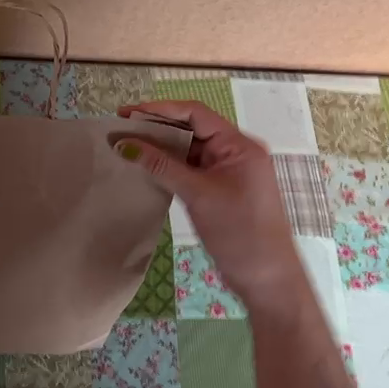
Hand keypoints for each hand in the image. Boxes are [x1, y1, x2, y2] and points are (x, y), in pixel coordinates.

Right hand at [113, 100, 305, 310]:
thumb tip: (124, 144)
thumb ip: (161, 166)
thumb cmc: (239, 231)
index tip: (127, 114)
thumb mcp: (198, 195)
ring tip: (127, 147)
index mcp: (240, 145)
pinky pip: (191, 169)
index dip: (160, 109)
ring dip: (160, 148)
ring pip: (189, 150)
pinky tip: (145, 168)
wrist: (267, 278)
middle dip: (157, 127)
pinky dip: (169, 166)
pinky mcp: (220, 190)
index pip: (196, 114)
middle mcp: (236, 152)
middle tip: (121, 130)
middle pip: (191, 128)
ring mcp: (228, 172)